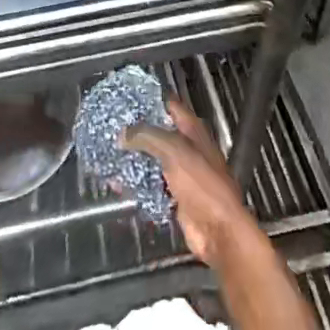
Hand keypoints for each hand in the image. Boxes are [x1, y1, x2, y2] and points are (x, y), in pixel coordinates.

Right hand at [122, 97, 267, 268]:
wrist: (220, 232)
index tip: (126, 97)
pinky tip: (118, 181)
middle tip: (112, 127)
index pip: (170, 106)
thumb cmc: (202, 184)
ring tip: (110, 152)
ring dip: (134, 158)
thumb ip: (145, 136)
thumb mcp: (173, 150)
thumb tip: (122, 135)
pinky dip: (136, 183)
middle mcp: (189, 150)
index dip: (150, 99)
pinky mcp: (176, 197)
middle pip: (159, 133)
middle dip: (136, 131)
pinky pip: (152, 185)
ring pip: (153, 160)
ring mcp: (183, 174)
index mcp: (193, 132)